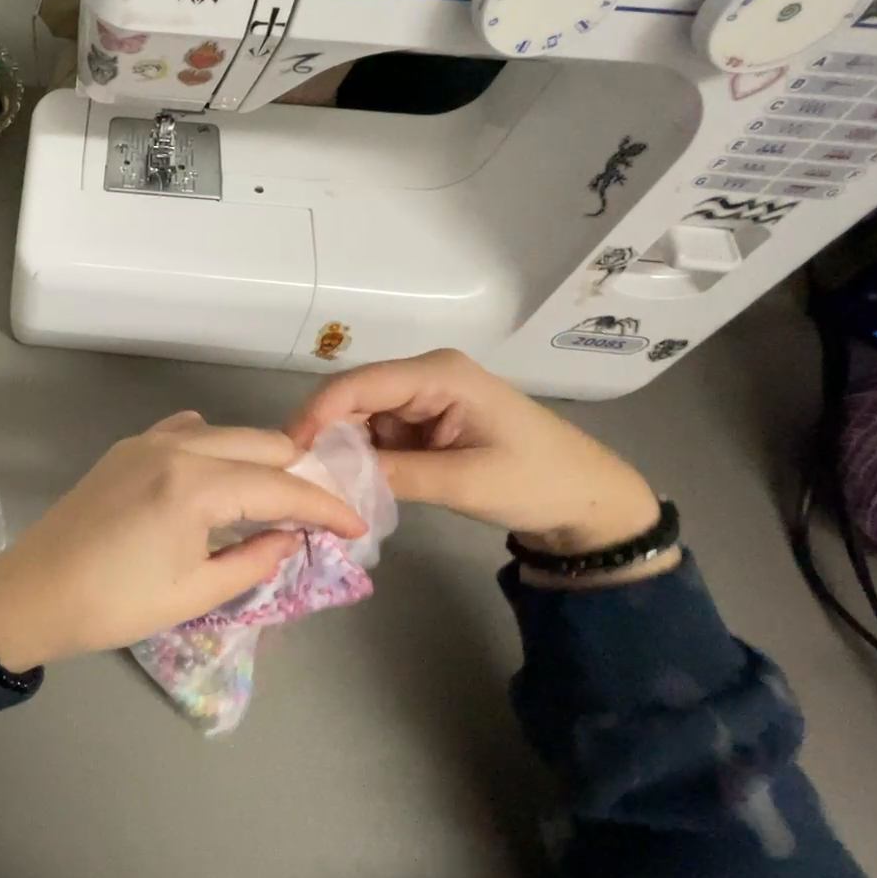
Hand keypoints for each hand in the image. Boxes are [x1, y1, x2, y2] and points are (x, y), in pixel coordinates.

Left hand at [0, 413, 367, 670]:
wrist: (32, 594)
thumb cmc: (113, 605)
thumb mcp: (195, 593)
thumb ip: (255, 559)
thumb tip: (292, 536)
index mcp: (195, 485)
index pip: (281, 486)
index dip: (325, 508)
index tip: (356, 527)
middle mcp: (175, 447)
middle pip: (260, 444)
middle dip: (299, 474)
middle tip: (320, 512)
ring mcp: (145, 441)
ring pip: (225, 432)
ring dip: (259, 457)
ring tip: (276, 496)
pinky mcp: (125, 448)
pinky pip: (185, 431)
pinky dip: (215, 445)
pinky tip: (219, 472)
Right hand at [285, 350, 662, 557]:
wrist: (588, 503)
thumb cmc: (538, 482)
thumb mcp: (465, 482)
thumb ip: (394, 474)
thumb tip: (327, 478)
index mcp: (438, 375)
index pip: (357, 385)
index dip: (316, 414)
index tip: (288, 454)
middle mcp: (422, 378)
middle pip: (349, 398)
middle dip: (320, 434)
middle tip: (295, 476)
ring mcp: (419, 400)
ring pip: (354, 419)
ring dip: (336, 450)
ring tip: (316, 485)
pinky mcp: (419, 424)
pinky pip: (371, 436)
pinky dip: (355, 459)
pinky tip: (344, 483)